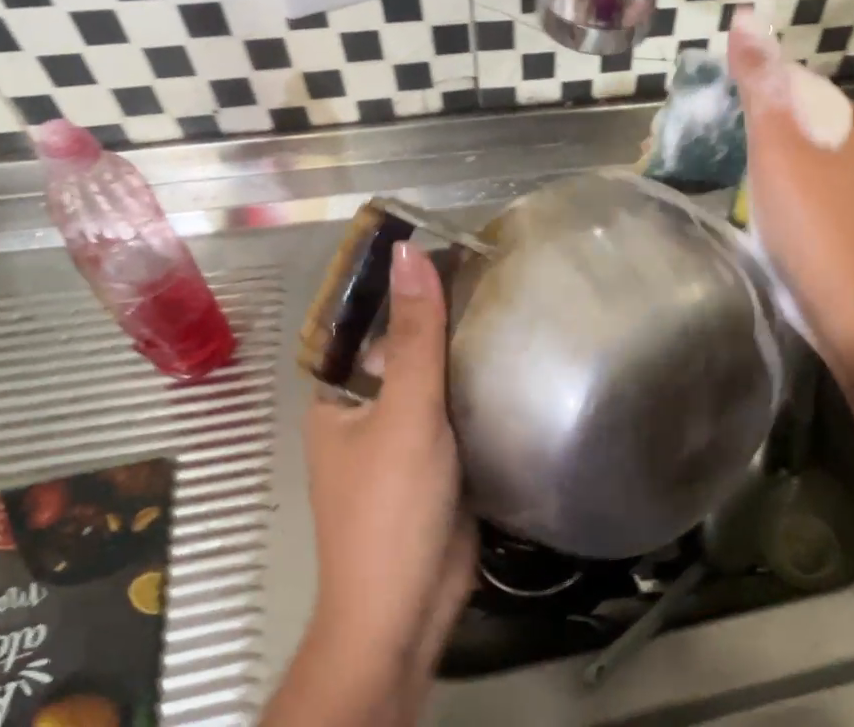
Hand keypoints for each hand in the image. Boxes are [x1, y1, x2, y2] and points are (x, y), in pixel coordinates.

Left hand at [277, 241, 476, 724]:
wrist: (408, 609)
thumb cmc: (391, 508)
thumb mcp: (405, 414)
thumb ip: (415, 336)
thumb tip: (408, 253)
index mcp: (336, 396)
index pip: (366, 321)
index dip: (402, 284)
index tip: (450, 245)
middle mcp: (365, 412)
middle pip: (406, 349)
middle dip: (444, 317)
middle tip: (498, 272)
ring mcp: (403, 441)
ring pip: (435, 383)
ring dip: (465, 355)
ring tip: (515, 304)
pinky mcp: (438, 465)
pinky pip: (457, 415)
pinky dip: (480, 393)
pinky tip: (517, 363)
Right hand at [728, 7, 853, 364]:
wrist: (849, 312)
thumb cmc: (811, 225)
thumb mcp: (777, 147)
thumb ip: (760, 84)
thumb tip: (745, 15)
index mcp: (847, 121)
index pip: (787, 82)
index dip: (744, 91)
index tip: (704, 113)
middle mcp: (852, 146)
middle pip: (787, 118)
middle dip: (744, 125)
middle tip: (698, 143)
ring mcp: (845, 186)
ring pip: (788, 154)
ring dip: (752, 158)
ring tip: (713, 171)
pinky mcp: (833, 218)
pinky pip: (792, 185)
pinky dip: (765, 186)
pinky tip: (745, 203)